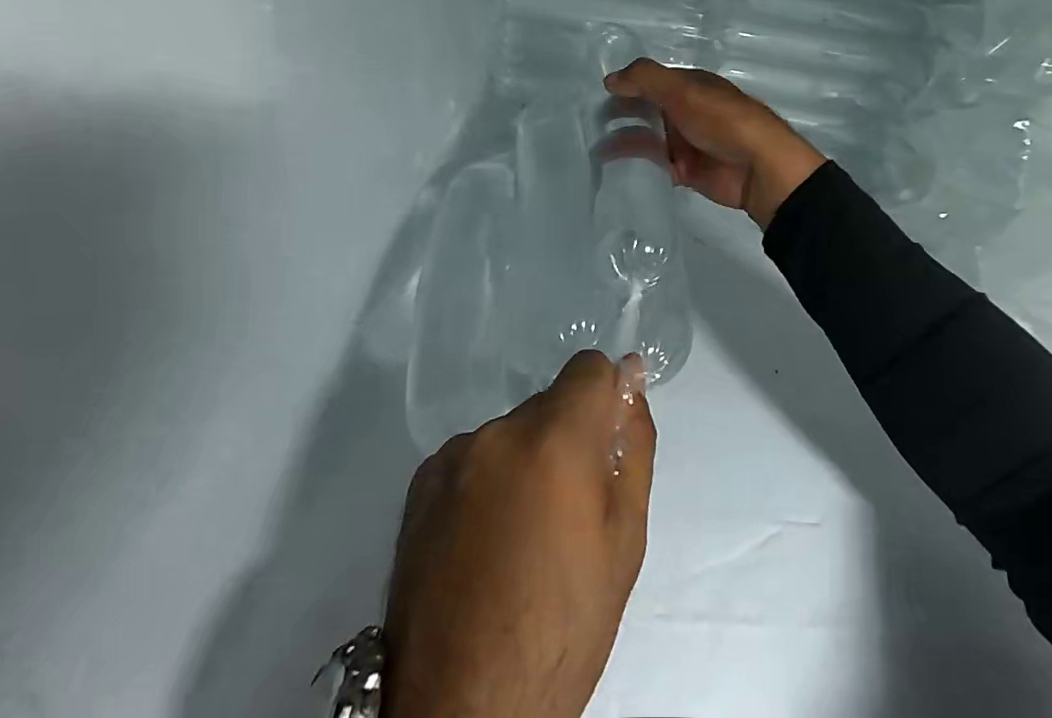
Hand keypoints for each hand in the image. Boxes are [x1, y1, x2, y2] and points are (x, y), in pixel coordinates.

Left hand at [384, 351, 655, 717]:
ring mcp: (451, 458)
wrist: (465, 701)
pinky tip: (487, 542)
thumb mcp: (625, 536)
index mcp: (554, 440)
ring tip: (525, 536)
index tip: (610, 439)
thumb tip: (632, 383)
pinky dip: (490, 482)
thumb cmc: (566, 621)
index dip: (607, 396)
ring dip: (528, 462)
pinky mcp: (419, 485)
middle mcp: (497, 433)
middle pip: (550, 404)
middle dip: (569, 439)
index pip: (589, 367)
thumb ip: (633, 445)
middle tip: (572, 511)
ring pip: (512, 435)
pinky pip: (475, 460)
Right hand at [603, 59, 826, 228]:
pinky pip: (656, 166)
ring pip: (649, 139)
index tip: (598, 96)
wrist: (759, 168)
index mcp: (691, 88)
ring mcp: (687, 143)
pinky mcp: (686, 172)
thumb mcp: (683, 91)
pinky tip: (613, 167)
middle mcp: (688, 113)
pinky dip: (637, 166)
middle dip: (622, 115)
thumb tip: (610, 79)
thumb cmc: (722, 121)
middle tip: (590, 124)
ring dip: (625, 141)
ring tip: (594, 148)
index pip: (652, 82)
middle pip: (648, 111)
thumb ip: (645, 80)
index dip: (628, 87)